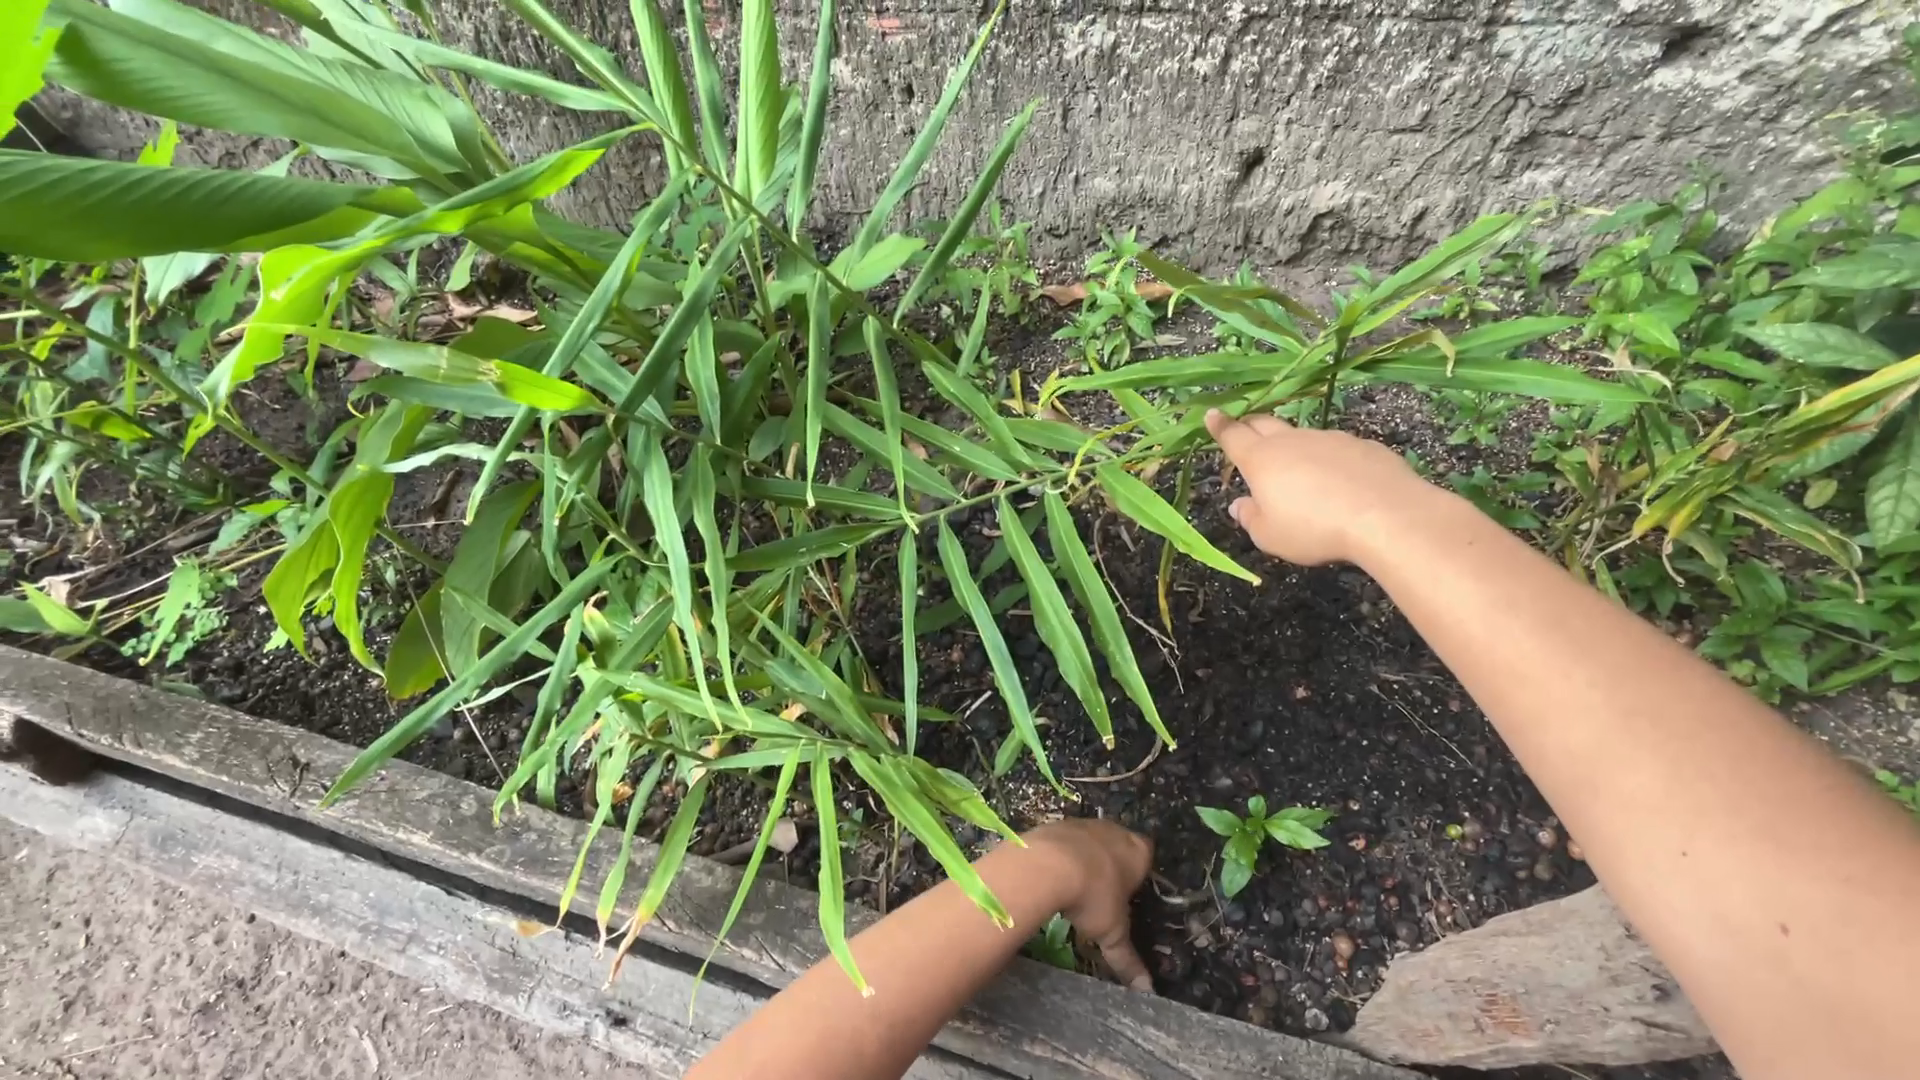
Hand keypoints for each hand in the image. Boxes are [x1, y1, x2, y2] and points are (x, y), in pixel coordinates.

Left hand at [1022, 819, 1153, 990]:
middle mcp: (1114, 830)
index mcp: (1138, 851)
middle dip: (1112, 866)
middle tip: (1102, 894)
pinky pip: (1065, 839)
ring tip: (1076, 887)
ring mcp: (1085, 823)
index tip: (1127, 894)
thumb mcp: (1112, 933)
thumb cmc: (1092, 897)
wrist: (1047, 865)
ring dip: (1086, 858)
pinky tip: (1054, 875)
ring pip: (1091, 840)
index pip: (1146, 857)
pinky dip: (1062, 854)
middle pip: (1119, 845)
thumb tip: (1146, 990)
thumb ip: (1128, 960)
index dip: (1138, 874)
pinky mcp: (1057, 823)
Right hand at [1205, 408, 1426, 564]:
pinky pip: (1336, 448)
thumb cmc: (1314, 529)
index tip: (1211, 414)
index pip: (1232, 435)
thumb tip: (1240, 505)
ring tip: (1298, 473)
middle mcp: (1292, 441)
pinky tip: (1339, 483)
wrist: (1386, 515)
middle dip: (1250, 426)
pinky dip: (1328, 460)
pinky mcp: (1363, 446)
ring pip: (1302, 437)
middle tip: (1244, 430)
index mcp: (1261, 460)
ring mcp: (1330, 439)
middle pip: (1264, 424)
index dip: (1219, 425)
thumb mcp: (1270, 536)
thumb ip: (1250, 518)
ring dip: (1293, 447)